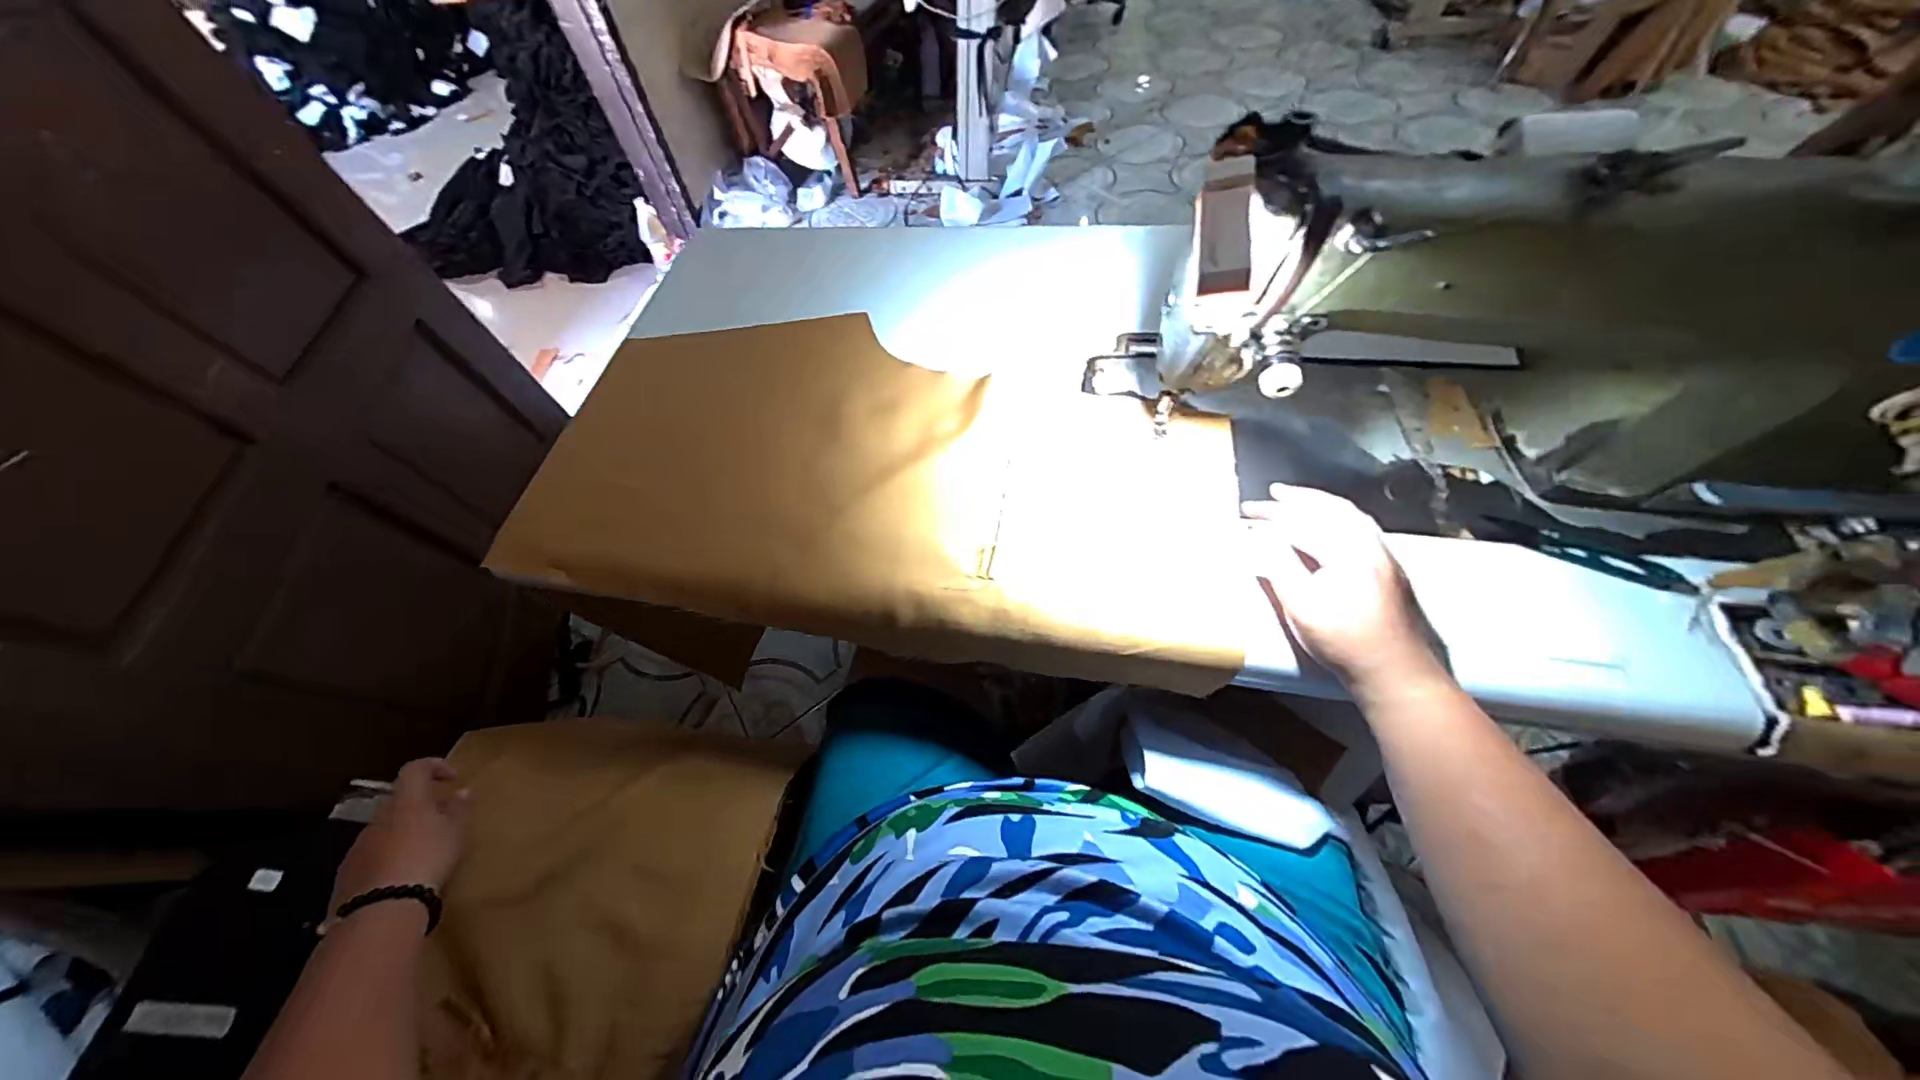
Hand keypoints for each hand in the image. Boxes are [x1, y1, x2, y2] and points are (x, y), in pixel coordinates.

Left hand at [329, 758, 469, 914]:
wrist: (382, 907)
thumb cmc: (429, 858)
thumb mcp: (456, 832)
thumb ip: (459, 809)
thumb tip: (462, 792)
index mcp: (407, 802)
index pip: (414, 769)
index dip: (433, 766)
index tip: (452, 778)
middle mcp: (379, 817)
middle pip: (400, 801)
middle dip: (422, 807)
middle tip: (444, 820)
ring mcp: (359, 845)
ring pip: (386, 828)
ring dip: (405, 832)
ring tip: (425, 851)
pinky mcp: (347, 871)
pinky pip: (373, 853)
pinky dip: (389, 855)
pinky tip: (403, 874)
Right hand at [1243, 483, 1446, 694]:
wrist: (1395, 672)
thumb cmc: (1343, 642)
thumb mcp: (1300, 607)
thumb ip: (1279, 566)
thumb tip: (1260, 538)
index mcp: (1347, 552)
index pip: (1302, 522)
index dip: (1272, 515)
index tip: (1247, 512)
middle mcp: (1370, 545)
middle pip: (1331, 509)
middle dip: (1299, 499)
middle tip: (1273, 494)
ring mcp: (1384, 556)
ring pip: (1351, 515)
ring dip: (1321, 503)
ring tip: (1299, 499)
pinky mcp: (1389, 568)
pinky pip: (1362, 526)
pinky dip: (1339, 515)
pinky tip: (1330, 522)